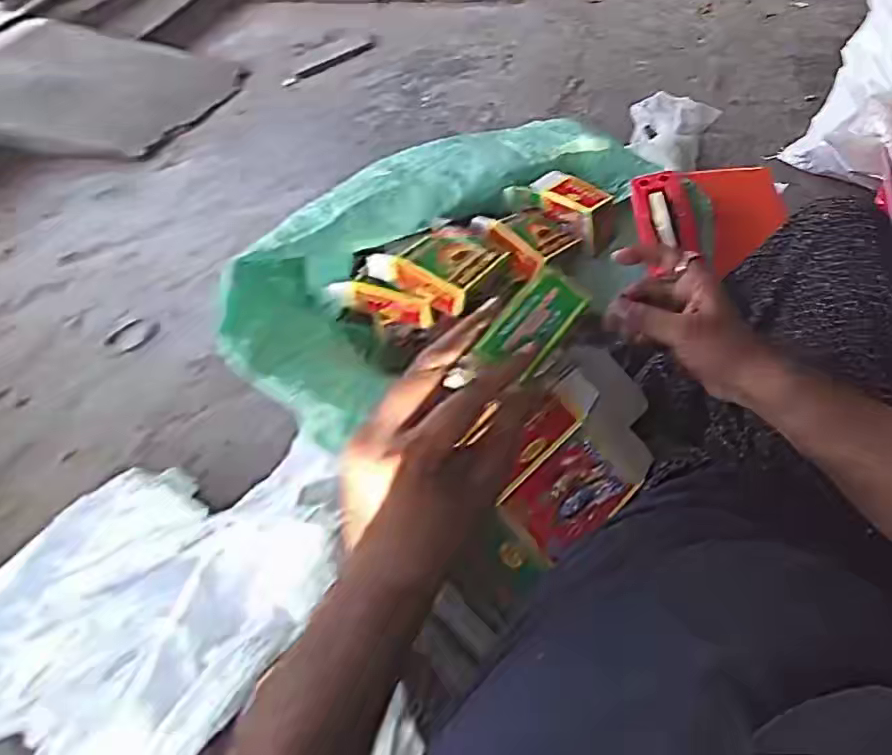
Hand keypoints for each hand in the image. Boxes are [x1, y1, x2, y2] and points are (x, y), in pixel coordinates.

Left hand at [340, 307, 536, 589]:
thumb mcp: (482, 485)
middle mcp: (378, 434)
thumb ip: (506, 431)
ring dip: (445, 353)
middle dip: (463, 336)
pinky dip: (431, 379)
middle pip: (424, 369)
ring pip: (409, 378)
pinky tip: (454, 366)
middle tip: (493, 309)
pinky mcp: (359, 438)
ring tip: (477, 327)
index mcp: (413, 452)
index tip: (531, 348)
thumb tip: (532, 388)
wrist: (378, 582)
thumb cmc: (439, 540)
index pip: (468, 396)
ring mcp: (362, 434)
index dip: (504, 370)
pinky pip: (401, 397)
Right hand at [604, 242, 767, 400]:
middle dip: (631, 298)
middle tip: (608, 317)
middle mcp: (690, 293)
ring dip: (635, 317)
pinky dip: (644, 332)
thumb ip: (646, 318)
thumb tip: (614, 307)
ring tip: (614, 331)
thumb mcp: (681, 331)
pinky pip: (658, 327)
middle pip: (653, 287)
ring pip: (653, 309)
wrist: (746, 378)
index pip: (665, 256)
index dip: (641, 253)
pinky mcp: (684, 336)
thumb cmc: (720, 348)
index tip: (616, 260)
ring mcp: (686, 315)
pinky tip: (629, 340)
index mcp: (695, 281)